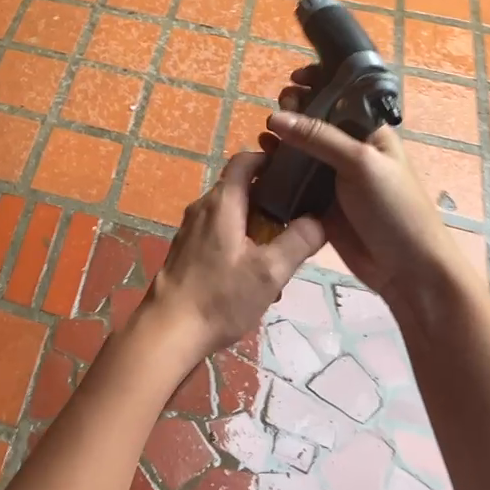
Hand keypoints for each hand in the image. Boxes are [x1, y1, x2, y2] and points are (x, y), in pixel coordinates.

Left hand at [142, 152, 325, 358]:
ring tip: (282, 253)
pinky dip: (241, 241)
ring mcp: (192, 228)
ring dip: (257, 226)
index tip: (295, 171)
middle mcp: (203, 207)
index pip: (245, 161)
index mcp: (221, 202)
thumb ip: (298, 242)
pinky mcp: (188, 249)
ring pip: (232, 214)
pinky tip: (256, 274)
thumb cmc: (220, 297)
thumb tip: (320, 218)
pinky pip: (220, 233)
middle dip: (270, 200)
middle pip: (240, 188)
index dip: (270, 160)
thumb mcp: (269, 272)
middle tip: (298, 219)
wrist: (170, 329)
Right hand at [263, 67, 453, 302]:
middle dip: (295, 108)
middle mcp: (350, 148)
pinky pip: (293, 177)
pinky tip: (264, 159)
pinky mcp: (319, 201)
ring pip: (301, 147)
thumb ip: (318, 137)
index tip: (294, 79)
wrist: (407, 270)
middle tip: (279, 111)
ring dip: (283, 137)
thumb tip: (275, 117)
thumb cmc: (395, 207)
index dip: (319, 81)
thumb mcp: (360, 163)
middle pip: (316, 118)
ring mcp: (333, 175)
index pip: (341, 94)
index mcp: (369, 131)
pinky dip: (277, 166)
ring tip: (267, 135)